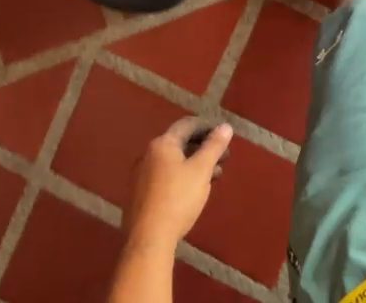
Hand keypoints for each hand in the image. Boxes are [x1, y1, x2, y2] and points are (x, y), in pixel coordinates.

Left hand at [125, 118, 232, 247]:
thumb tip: (225, 126)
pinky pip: (165, 177)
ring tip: (214, 176)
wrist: (148, 240)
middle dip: (204, 148)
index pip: (187, 125)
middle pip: (180, 143)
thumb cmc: (178, 199)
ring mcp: (141, 176)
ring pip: (173, 162)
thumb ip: (214, 146)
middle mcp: (148, 155)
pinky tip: (194, 190)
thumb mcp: (202, 170)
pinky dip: (182, 176)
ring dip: (195, 164)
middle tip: (223, 158)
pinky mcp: (139, 196)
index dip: (208, 127)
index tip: (224, 136)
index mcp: (162, 144)